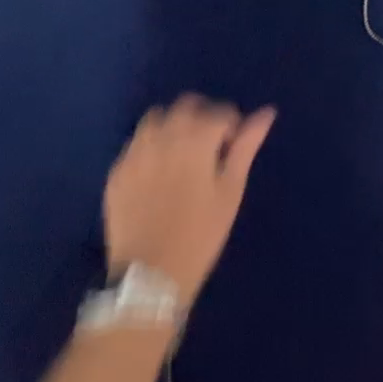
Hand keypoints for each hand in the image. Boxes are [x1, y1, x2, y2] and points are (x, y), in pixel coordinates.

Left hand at [103, 94, 274, 300]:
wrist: (151, 275)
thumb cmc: (201, 233)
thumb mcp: (231, 190)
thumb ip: (246, 146)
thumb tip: (266, 112)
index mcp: (194, 140)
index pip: (219, 112)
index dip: (233, 126)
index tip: (234, 148)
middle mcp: (160, 138)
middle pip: (185, 106)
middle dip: (203, 117)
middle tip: (213, 147)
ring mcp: (133, 154)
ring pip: (155, 119)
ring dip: (174, 126)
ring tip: (184, 155)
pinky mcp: (116, 172)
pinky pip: (136, 145)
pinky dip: (152, 147)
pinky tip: (160, 174)